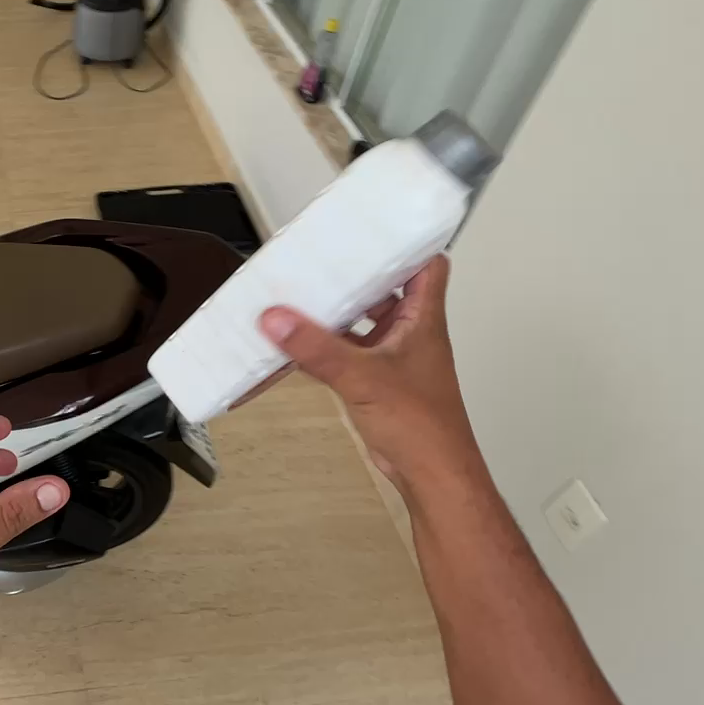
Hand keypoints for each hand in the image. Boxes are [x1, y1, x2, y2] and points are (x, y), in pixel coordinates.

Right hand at [255, 255, 483, 492]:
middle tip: (317, 260)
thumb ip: (316, 348)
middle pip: (386, 290)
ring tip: (299, 294)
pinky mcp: (376, 381)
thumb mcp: (363, 377)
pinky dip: (325, 346)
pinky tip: (296, 342)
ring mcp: (393, 357)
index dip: (404, 243)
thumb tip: (273, 317)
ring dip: (337, 312)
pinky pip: (347, 352)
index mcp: (423, 318)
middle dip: (354, 276)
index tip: (367, 230)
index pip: (426, 265)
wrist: (430, 474)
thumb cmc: (417, 422)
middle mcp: (410, 332)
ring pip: (363, 322)